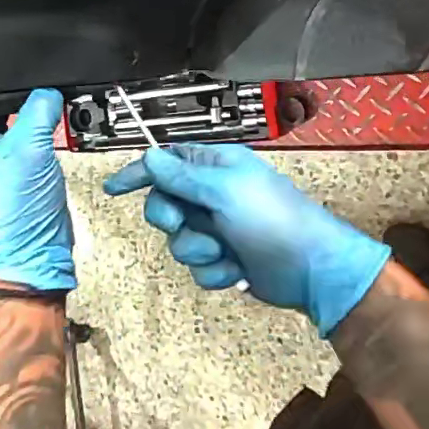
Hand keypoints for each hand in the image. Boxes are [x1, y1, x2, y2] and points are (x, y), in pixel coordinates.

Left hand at [0, 89, 74, 291]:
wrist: (39, 246)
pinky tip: (42, 123)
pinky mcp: (20, 176)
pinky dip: (28, 131)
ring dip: (4, 114)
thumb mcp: (28, 146)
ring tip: (16, 93)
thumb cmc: (17, 209)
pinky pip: (20, 145)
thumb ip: (37, 112)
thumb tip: (47, 92)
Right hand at [102, 144, 388, 334]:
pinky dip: (215, 271)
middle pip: (164, 204)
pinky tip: (238, 271)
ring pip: (179, 240)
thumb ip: (181, 175)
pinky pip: (198, 266)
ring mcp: (219, 228)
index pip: (165, 163)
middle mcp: (213, 194)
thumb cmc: (271, 220)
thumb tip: (149, 156)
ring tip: (225, 252)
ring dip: (198, 250)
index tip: (113, 189)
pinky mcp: (226, 258)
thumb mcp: (223, 191)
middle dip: (171, 219)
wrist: (314, 270)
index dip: (138, 174)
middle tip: (182, 223)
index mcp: (215, 167)